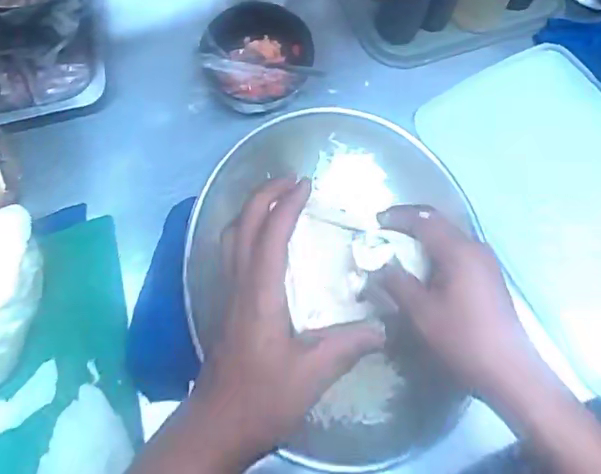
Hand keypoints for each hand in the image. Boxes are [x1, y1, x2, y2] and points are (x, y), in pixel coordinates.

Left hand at [185, 177, 385, 466]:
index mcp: (260, 290)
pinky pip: (230, 249)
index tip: (306, 183)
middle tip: (291, 180)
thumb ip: (346, 346)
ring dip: (251, 208)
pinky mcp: (225, 302)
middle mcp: (239, 280)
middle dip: (264, 193)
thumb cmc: (263, 396)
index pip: (271, 233)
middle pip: (244, 222)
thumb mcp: (311, 374)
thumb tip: (382, 326)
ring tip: (275, 200)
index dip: (287, 203)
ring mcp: (228, 289)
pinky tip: (261, 241)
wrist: (218, 422)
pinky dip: (245, 229)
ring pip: (231, 232)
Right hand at [373, 205, 559, 413]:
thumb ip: (398, 283)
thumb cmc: (465, 339)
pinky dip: (438, 250)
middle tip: (387, 229)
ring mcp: (486, 261)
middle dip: (410, 222)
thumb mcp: (423, 313)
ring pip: (449, 236)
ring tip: (402, 246)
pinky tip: (427, 267)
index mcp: (458, 250)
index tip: (376, 221)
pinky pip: (458, 250)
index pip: (423, 220)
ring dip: (425, 236)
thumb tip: (380, 266)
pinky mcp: (490, 276)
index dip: (397, 217)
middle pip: (438, 222)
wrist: (513, 374)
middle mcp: (474, 248)